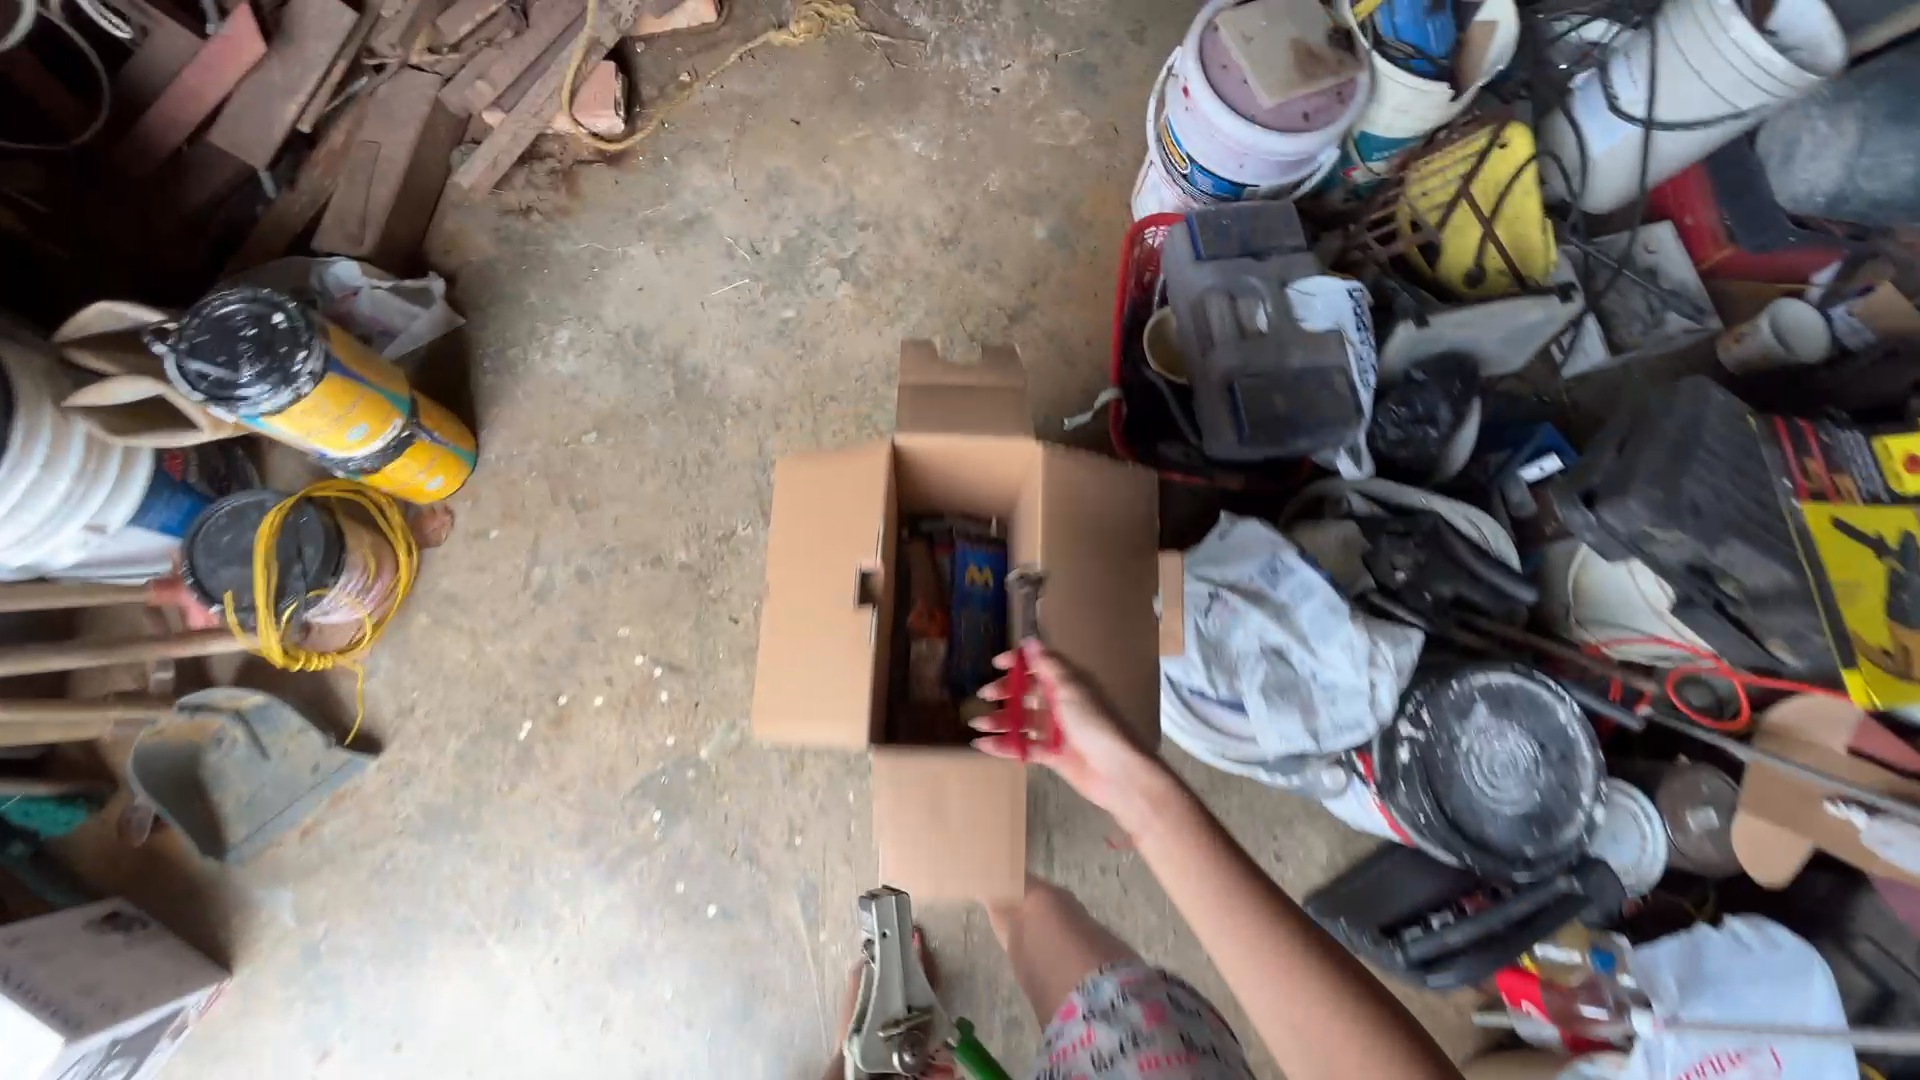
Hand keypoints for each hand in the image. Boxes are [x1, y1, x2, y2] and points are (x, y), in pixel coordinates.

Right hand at [971, 641, 1174, 834]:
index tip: (996, 663)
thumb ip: (1048, 666)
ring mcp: (1056, 730)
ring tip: (978, 724)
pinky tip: (984, 745)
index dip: (1018, 663)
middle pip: (1027, 693)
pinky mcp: (1052, 755)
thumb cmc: (1095, 724)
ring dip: (1000, 721)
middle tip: (984, 695)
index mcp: (1068, 684)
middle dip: (1005, 692)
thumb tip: (1030, 640)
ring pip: (1023, 721)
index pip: (1040, 666)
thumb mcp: (1070, 689)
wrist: (1117, 771)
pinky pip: (1024, 746)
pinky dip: (1005, 745)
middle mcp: (1062, 704)